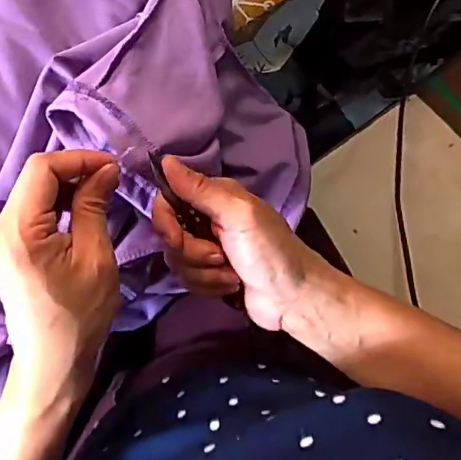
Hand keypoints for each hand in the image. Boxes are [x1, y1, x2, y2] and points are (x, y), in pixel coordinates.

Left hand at [0, 150, 124, 396]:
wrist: (50, 367)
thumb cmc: (78, 316)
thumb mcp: (95, 258)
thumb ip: (94, 206)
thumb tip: (105, 169)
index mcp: (19, 229)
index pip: (42, 169)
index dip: (78, 158)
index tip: (112, 167)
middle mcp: (1, 227)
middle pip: (34, 176)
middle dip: (73, 169)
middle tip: (110, 178)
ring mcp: (0, 238)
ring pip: (33, 191)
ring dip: (66, 184)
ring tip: (101, 191)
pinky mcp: (8, 248)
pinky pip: (31, 210)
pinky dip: (57, 202)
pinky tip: (81, 209)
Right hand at [151, 155, 337, 331]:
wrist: (295, 299)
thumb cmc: (270, 251)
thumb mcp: (238, 214)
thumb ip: (200, 189)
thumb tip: (165, 160)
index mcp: (213, 196)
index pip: (167, 202)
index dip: (167, 223)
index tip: (179, 238)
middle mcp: (206, 218)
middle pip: (169, 235)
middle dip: (191, 252)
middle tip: (220, 256)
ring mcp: (207, 247)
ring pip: (178, 260)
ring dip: (204, 272)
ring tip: (231, 273)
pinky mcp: (209, 273)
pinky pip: (188, 278)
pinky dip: (210, 285)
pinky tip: (232, 283)